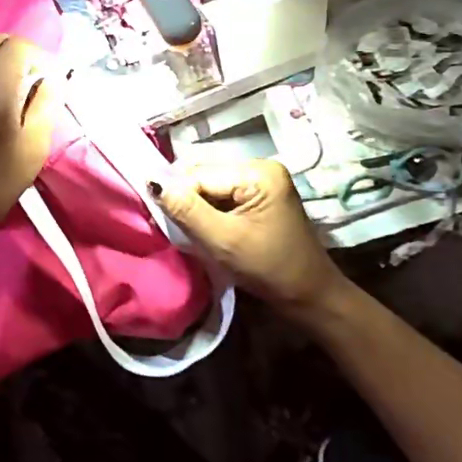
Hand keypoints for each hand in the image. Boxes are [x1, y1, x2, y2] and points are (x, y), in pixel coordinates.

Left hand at [0, 34, 58, 311]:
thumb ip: (47, 102)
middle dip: (23, 55)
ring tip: (23, 99)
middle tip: (39, 84)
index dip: (40, 56)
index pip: (18, 46)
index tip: (52, 81)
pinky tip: (4, 107)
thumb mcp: (34, 144)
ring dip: (8, 66)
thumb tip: (53, 76)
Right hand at [152, 159, 347, 313]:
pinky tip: (205, 228)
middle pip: (204, 175)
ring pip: (210, 185)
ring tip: (188, 229)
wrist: (309, 295)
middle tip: (175, 227)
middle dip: (186, 199)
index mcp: (257, 172)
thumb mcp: (223, 241)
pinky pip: (221, 194)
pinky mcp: (258, 194)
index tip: (163, 221)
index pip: (199, 174)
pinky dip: (208, 210)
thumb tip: (152, 181)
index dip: (177, 195)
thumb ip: (187, 210)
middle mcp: (259, 166)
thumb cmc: (269, 269)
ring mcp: (261, 179)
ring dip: (195, 206)